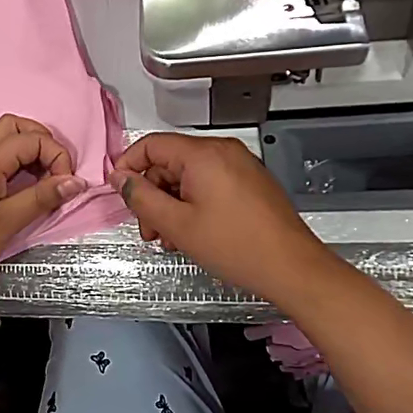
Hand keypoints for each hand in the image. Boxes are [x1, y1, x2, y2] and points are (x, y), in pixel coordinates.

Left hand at [0, 115, 89, 357]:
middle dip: (44, 143)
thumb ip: (42, 198)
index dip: (57, 156)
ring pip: (7, 142)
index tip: (66, 185)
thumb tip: (75, 181)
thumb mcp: (6, 223)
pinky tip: (26, 192)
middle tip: (56, 174)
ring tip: (44, 184)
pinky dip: (19, 167)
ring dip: (31, 154)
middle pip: (17, 127)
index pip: (33, 138)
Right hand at [108, 133, 341, 304]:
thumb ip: (142, 198)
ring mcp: (239, 165)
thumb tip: (120, 178)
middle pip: (170, 162)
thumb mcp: (177, 225)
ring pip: (189, 175)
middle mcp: (223, 151)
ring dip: (172, 203)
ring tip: (171, 237)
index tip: (121, 192)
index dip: (128, 167)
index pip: (151, 145)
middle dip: (153, 195)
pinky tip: (192, 232)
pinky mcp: (250, 181)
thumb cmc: (238, 247)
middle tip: (149, 229)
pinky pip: (210, 183)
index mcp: (203, 154)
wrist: (291, 268)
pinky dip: (193, 203)